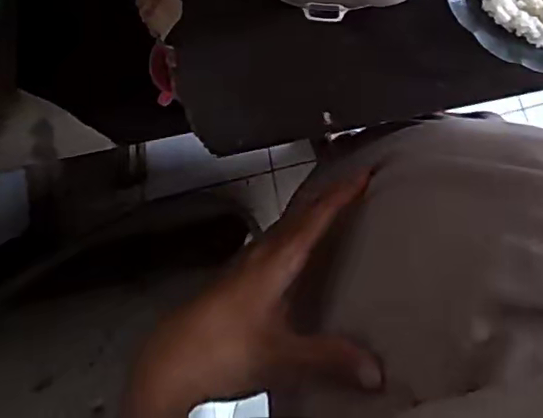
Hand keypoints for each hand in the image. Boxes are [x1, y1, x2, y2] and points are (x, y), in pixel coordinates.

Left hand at [123, 171, 382, 417]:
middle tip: (354, 177)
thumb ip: (329, 359)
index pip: (318, 215)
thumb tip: (375, 371)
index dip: (343, 192)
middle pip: (302, 208)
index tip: (365, 172)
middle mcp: (265, 250)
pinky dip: (295, 226)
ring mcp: (248, 259)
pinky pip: (275, 235)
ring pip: (287, 220)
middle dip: (330, 190)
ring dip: (311, 206)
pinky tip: (295, 243)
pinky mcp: (238, 273)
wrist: (167, 361)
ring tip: (331, 202)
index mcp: (280, 258)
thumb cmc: (223, 350)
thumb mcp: (281, 358)